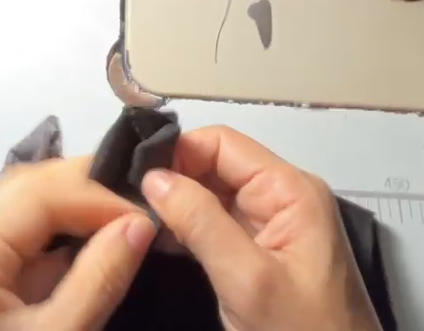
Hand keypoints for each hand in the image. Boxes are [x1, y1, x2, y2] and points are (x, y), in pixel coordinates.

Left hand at [0, 156, 155, 330]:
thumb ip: (99, 278)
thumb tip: (140, 221)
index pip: (35, 193)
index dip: (95, 193)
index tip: (148, 208)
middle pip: (22, 192)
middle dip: (84, 192)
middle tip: (139, 201)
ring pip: (18, 212)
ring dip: (71, 211)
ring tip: (123, 216)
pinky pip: (12, 244)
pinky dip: (52, 243)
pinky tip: (91, 246)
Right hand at [140, 126, 380, 330]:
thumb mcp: (248, 280)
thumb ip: (200, 222)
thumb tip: (154, 176)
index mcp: (289, 189)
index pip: (222, 143)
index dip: (180, 154)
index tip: (139, 181)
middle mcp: (283, 196)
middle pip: (217, 165)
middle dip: (176, 180)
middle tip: (134, 206)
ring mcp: (275, 225)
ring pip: (214, 194)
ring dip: (180, 206)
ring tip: (140, 223)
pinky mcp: (265, 253)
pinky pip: (221, 224)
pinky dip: (192, 229)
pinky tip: (163, 242)